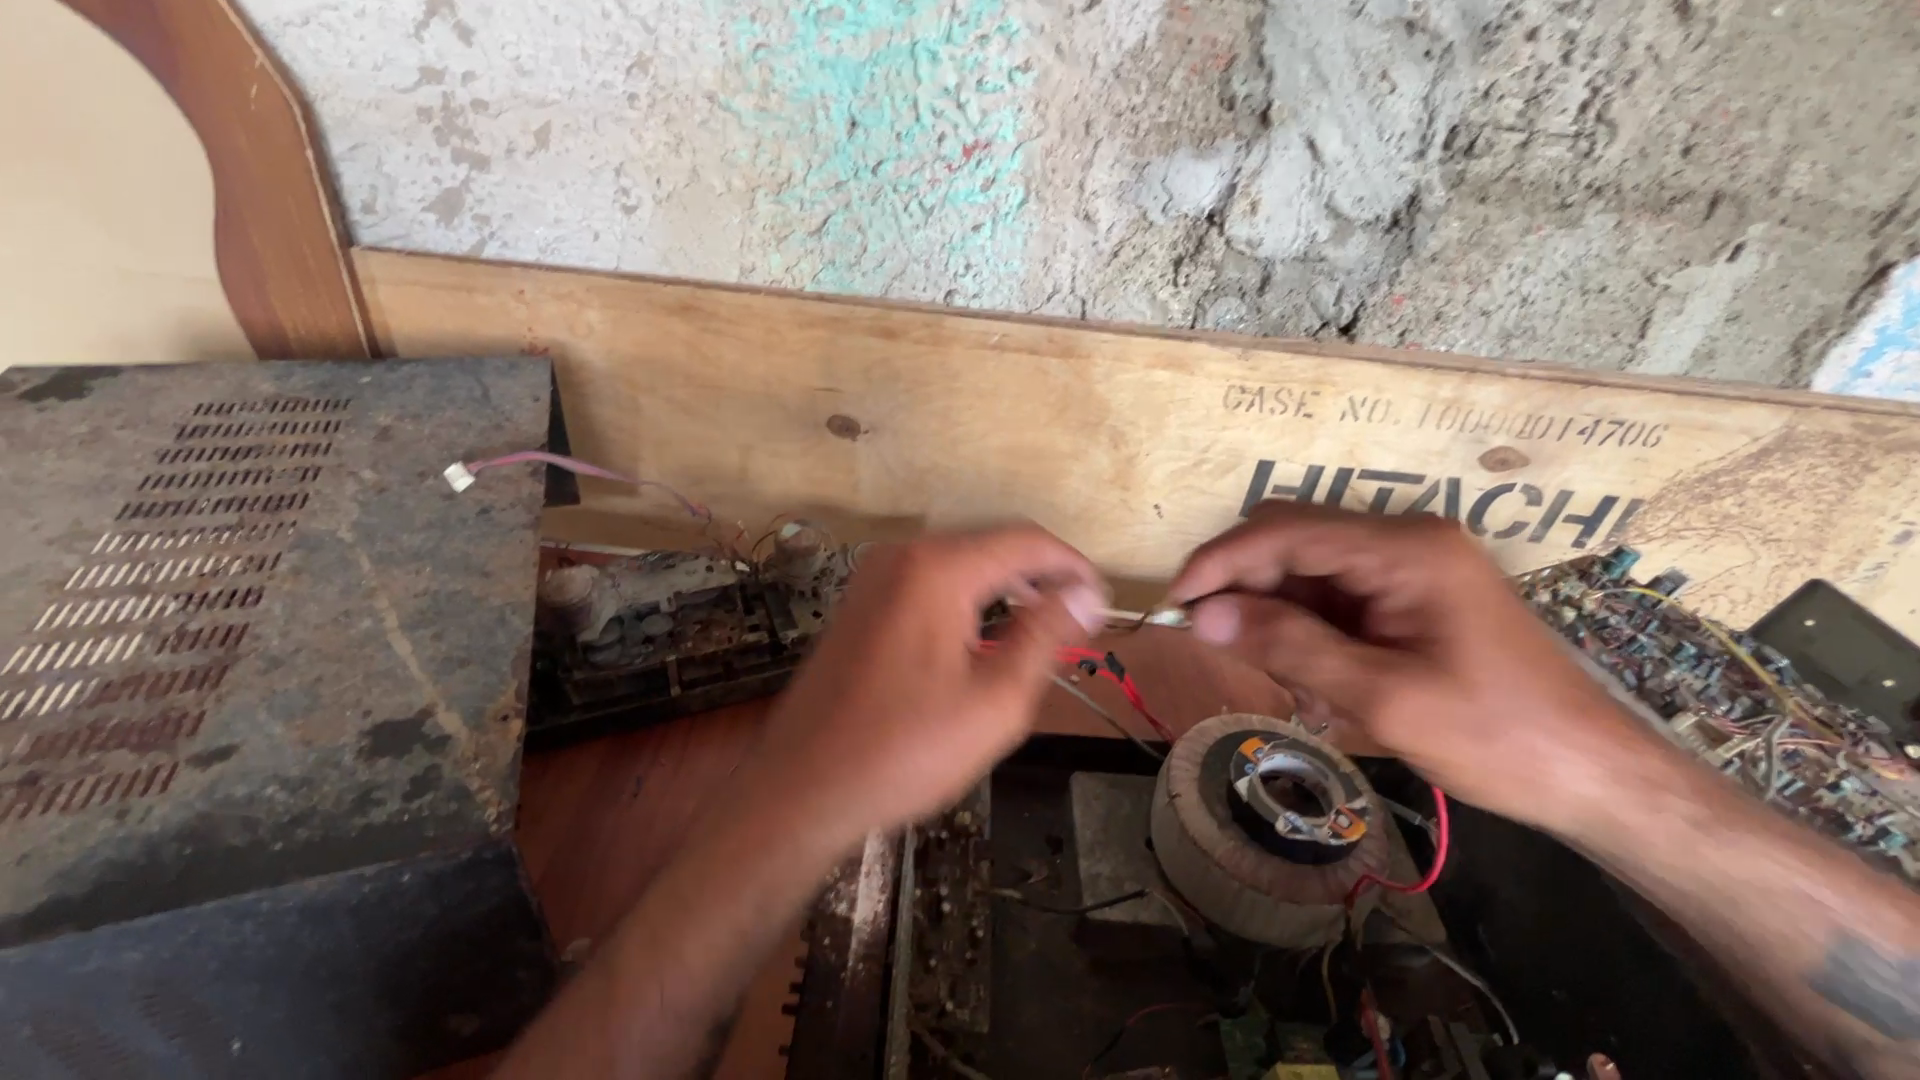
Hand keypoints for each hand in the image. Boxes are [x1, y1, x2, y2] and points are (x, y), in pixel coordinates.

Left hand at [753, 526, 1107, 844]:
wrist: (803, 786)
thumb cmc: (905, 749)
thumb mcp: (996, 699)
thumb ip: (1045, 635)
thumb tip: (1085, 595)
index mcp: (937, 569)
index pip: (1026, 541)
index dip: (1072, 567)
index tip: (1101, 602)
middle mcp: (901, 556)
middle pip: (991, 546)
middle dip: (1039, 577)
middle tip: (1076, 623)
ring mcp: (873, 576)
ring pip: (959, 563)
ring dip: (1004, 588)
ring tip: (1038, 631)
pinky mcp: (860, 602)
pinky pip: (927, 583)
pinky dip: (966, 599)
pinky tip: (981, 637)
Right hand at [1166, 502, 1657, 831]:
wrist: (1592, 775)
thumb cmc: (1496, 737)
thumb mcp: (1381, 697)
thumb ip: (1288, 646)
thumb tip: (1201, 616)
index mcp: (1404, 549)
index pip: (1283, 532)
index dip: (1219, 563)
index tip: (1175, 605)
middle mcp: (1403, 541)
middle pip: (1291, 544)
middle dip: (1246, 593)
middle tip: (1220, 649)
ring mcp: (1408, 568)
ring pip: (1305, 576)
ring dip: (1278, 625)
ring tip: (1290, 690)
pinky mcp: (1409, 597)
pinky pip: (1332, 602)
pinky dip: (1308, 639)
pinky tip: (1318, 690)